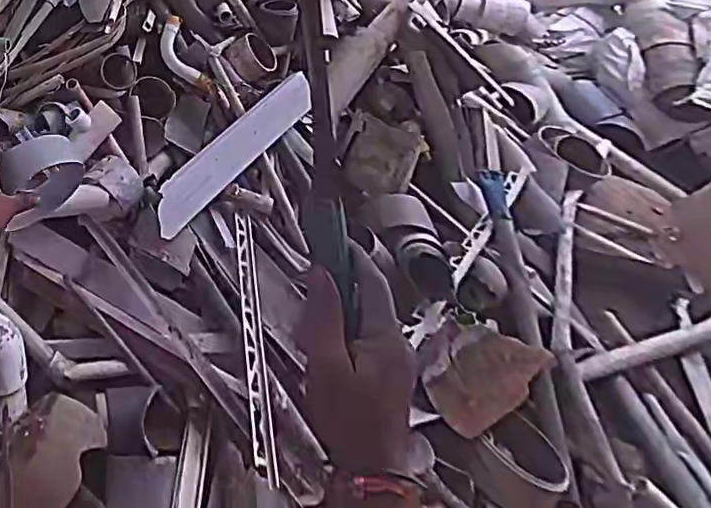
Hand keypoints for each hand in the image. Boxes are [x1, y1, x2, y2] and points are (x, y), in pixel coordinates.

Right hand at [298, 259, 416, 475]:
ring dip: (340, 307)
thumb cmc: (349, 426)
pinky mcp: (389, 374)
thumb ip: (323, 316)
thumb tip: (322, 276)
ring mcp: (397, 361)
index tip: (330, 235)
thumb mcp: (325, 363)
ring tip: (313, 320)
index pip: (371, 279)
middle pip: (368, 296)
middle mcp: (398, 345)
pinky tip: (326, 344)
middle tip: (312, 279)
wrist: (369, 474)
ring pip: (365, 316)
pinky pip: (366, 335)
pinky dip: (346, 327)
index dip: (349, 253)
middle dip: (339, 284)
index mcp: (387, 338)